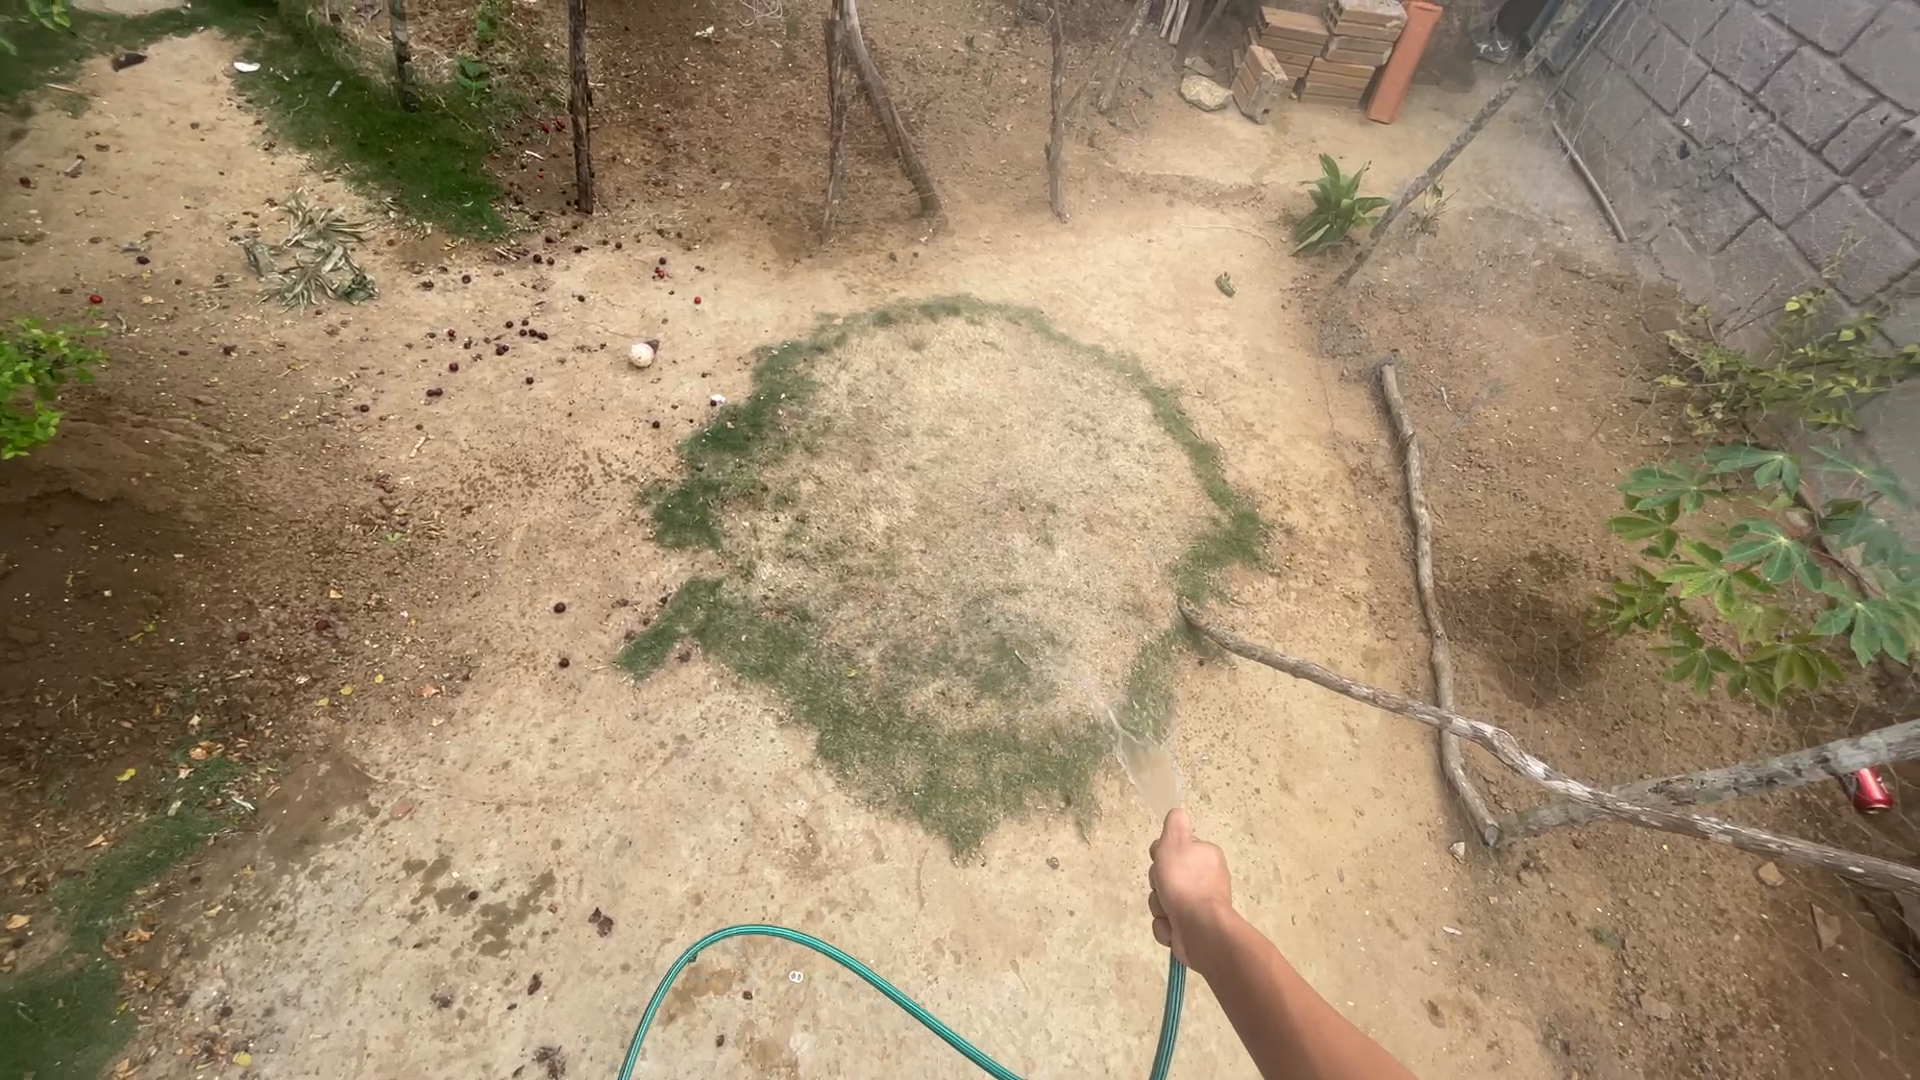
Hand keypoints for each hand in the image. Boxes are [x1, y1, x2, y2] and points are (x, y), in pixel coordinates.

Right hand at [1148, 808, 1234, 968]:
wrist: (1200, 928)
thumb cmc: (1185, 882)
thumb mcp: (1175, 842)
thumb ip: (1175, 824)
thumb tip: (1178, 812)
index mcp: (1205, 856)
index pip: (1175, 849)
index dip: (1162, 855)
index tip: (1159, 860)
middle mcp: (1205, 880)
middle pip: (1167, 876)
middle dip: (1159, 885)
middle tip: (1163, 887)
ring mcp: (1200, 906)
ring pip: (1164, 900)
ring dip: (1159, 907)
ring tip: (1168, 912)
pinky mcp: (1193, 929)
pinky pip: (1168, 924)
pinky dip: (1166, 927)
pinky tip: (1172, 928)